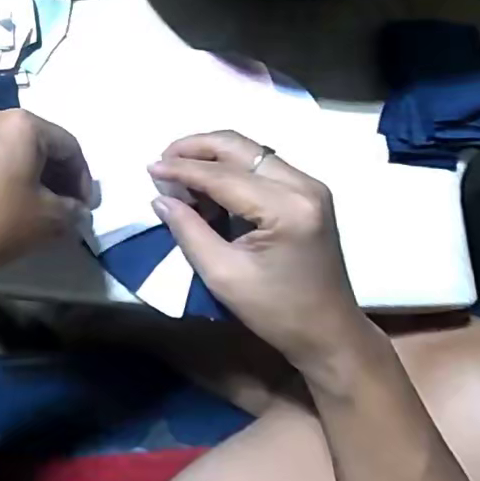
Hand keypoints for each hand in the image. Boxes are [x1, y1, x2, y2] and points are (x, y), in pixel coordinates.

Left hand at [0, 109, 92, 296]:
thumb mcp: (49, 219)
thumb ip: (73, 211)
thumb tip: (77, 212)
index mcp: (24, 123)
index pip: (69, 146)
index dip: (83, 179)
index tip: (86, 209)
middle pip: (43, 145)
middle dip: (61, 178)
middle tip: (70, 210)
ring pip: (20, 154)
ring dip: (39, 180)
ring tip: (47, 213)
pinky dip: (15, 181)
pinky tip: (17, 209)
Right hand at [148, 131, 378, 371]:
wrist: (329, 333)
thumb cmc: (277, 312)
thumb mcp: (223, 275)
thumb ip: (189, 231)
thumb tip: (161, 198)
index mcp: (286, 207)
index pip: (223, 175)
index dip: (182, 169)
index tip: (150, 168)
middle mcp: (302, 185)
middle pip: (239, 147)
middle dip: (196, 147)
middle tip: (163, 159)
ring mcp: (309, 186)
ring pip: (250, 151)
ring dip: (213, 155)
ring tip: (179, 170)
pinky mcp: (308, 192)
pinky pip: (262, 165)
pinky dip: (231, 168)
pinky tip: (207, 182)